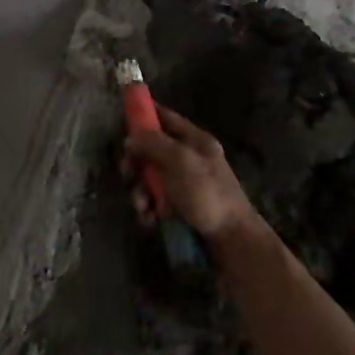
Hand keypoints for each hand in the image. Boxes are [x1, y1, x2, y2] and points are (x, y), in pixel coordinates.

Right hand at [121, 105, 259, 241]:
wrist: (232, 239)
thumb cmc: (208, 193)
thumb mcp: (181, 161)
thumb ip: (154, 144)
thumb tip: (130, 138)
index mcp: (195, 141)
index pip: (167, 118)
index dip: (146, 114)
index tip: (123, 119)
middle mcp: (189, 159)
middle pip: (153, 151)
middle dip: (137, 164)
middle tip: (128, 174)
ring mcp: (185, 185)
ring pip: (151, 180)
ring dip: (141, 193)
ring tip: (143, 207)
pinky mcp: (180, 209)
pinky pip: (156, 202)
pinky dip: (149, 211)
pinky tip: (150, 221)